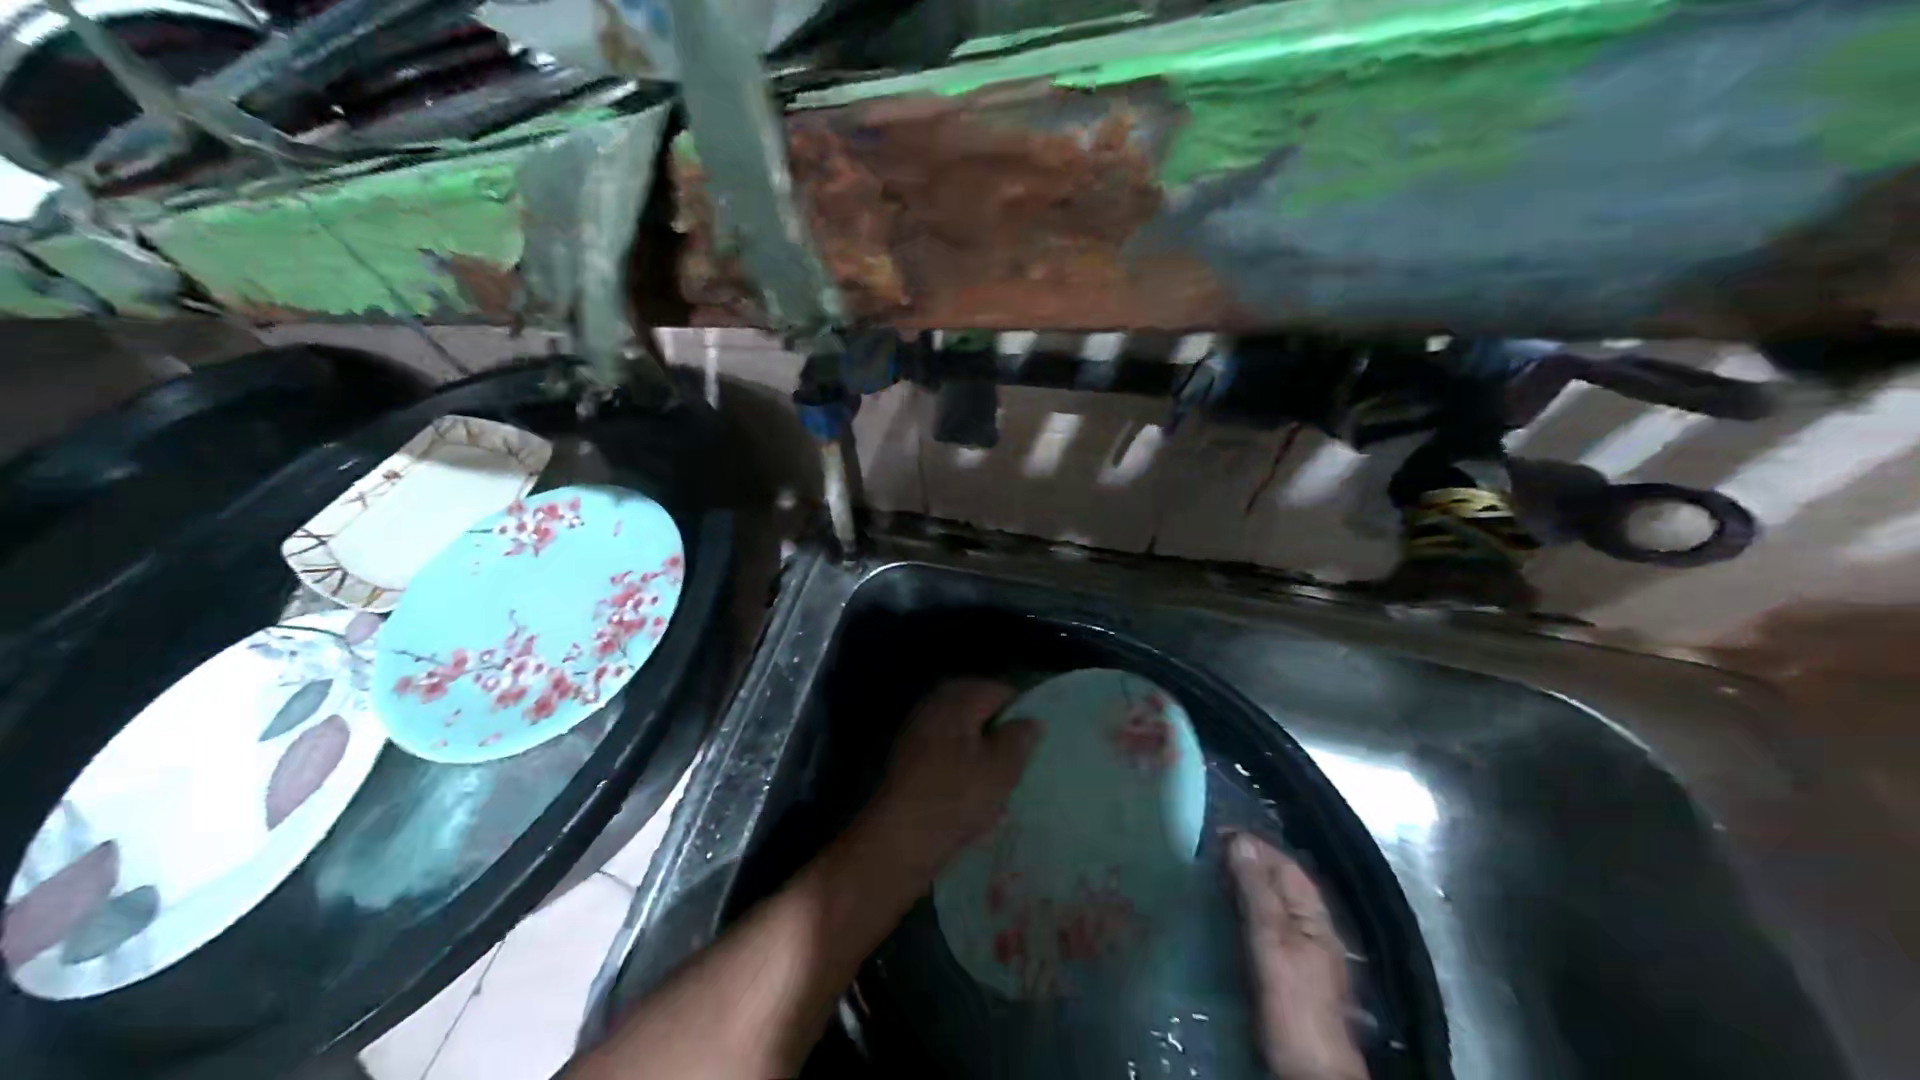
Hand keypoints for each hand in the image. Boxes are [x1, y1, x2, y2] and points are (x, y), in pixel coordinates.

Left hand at [854, 678, 1037, 883]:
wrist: (899, 839)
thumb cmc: (956, 797)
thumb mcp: (1001, 768)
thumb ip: (1020, 738)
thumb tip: (1032, 720)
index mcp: (956, 700)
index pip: (998, 690)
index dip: (1022, 709)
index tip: (1037, 737)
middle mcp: (933, 707)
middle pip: (977, 709)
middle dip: (1000, 731)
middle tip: (1021, 758)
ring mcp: (916, 733)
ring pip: (961, 734)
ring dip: (982, 753)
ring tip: (1001, 783)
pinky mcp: (907, 761)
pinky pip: (946, 755)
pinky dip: (963, 769)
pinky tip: (975, 798)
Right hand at [1227, 833, 1369, 1079]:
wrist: (1308, 1073)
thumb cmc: (1293, 1003)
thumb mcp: (1273, 942)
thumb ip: (1257, 892)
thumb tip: (1240, 841)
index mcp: (1314, 917)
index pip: (1284, 865)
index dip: (1253, 845)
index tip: (1213, 833)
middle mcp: (1308, 929)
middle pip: (1276, 883)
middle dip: (1244, 863)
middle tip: (1202, 852)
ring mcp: (1297, 953)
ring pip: (1266, 905)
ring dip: (1239, 886)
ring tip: (1203, 875)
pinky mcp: (1280, 973)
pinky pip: (1257, 928)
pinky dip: (1237, 913)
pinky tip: (1215, 914)